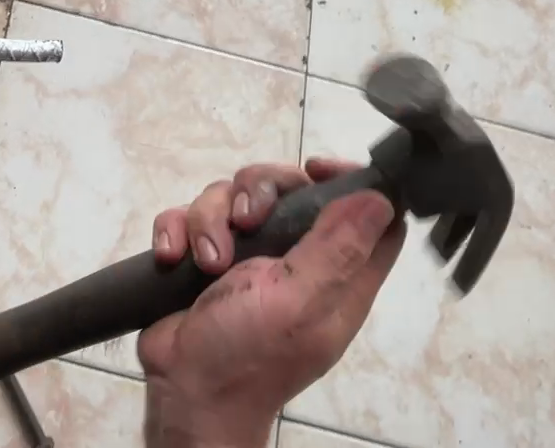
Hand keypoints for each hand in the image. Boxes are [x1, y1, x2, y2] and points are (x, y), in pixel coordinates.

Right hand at [137, 159, 405, 447]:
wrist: (185, 387)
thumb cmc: (251, 353)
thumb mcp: (299, 300)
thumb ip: (336, 249)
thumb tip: (380, 199)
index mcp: (333, 273)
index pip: (363, 212)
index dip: (347, 180)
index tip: (314, 166)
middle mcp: (292, 258)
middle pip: (284, 189)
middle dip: (255, 190)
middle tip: (244, 217)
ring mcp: (244, 256)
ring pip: (228, 198)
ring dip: (207, 220)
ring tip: (203, 259)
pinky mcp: (200, 255)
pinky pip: (186, 217)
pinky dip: (175, 231)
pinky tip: (173, 257)